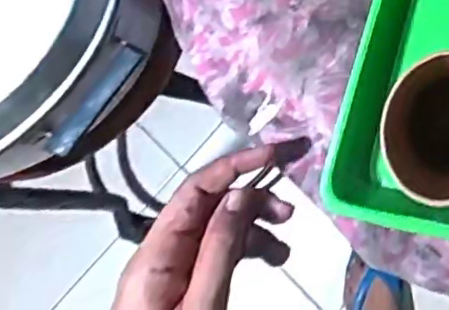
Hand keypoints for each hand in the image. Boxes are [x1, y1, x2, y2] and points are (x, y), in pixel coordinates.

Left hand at [112, 143, 295, 309]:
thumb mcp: (202, 308)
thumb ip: (220, 247)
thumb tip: (239, 192)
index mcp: (155, 254)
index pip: (197, 187)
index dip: (238, 163)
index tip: (278, 153)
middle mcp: (160, 253)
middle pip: (211, 203)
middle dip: (254, 198)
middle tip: (292, 205)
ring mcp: (169, 271)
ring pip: (219, 225)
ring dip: (255, 225)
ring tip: (285, 245)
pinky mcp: (179, 288)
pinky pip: (217, 251)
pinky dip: (246, 247)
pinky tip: (271, 258)